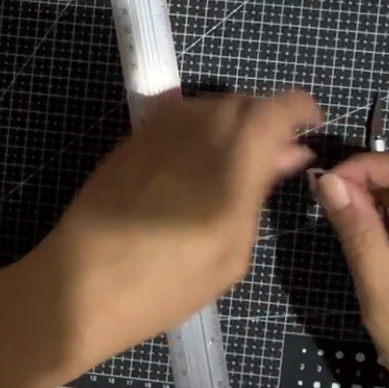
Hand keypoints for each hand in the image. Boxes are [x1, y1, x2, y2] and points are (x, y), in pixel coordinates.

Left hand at [39, 90, 321, 362]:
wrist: (80, 284)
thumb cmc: (164, 287)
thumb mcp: (230, 254)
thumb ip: (260, 194)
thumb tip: (289, 152)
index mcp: (230, 167)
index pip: (274, 108)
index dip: (299, 108)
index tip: (308, 126)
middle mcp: (194, 136)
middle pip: (242, 101)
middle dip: (265, 119)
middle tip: (270, 157)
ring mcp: (156, 132)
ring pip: (208, 103)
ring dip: (230, 121)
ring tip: (230, 162)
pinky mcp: (130, 138)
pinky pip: (175, 113)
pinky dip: (196, 124)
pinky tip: (194, 156)